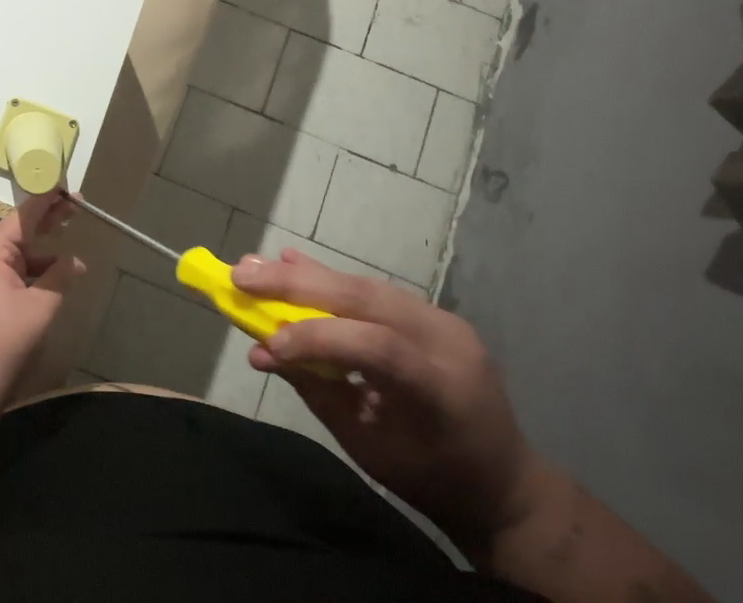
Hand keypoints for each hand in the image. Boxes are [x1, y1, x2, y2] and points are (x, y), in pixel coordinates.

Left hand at [0, 192, 85, 395]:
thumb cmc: (6, 339)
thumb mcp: (41, 305)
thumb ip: (60, 277)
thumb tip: (76, 262)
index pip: (21, 218)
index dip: (45, 202)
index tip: (65, 186)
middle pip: (20, 232)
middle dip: (48, 219)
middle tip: (76, 204)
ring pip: (21, 255)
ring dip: (46, 249)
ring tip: (74, 242)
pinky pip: (18, 274)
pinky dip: (39, 271)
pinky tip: (61, 275)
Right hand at [233, 249, 548, 551]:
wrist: (501, 480)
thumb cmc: (428, 475)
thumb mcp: (366, 444)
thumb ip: (316, 389)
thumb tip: (259, 352)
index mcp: (440, 390)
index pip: (376, 346)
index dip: (316, 338)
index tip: (265, 344)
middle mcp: (448, 343)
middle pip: (366, 298)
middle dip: (297, 285)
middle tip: (241, 275)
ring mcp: (445, 322)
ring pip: (366, 286)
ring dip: (307, 276)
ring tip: (254, 266)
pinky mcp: (433, 315)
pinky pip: (375, 292)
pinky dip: (331, 281)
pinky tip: (293, 263)